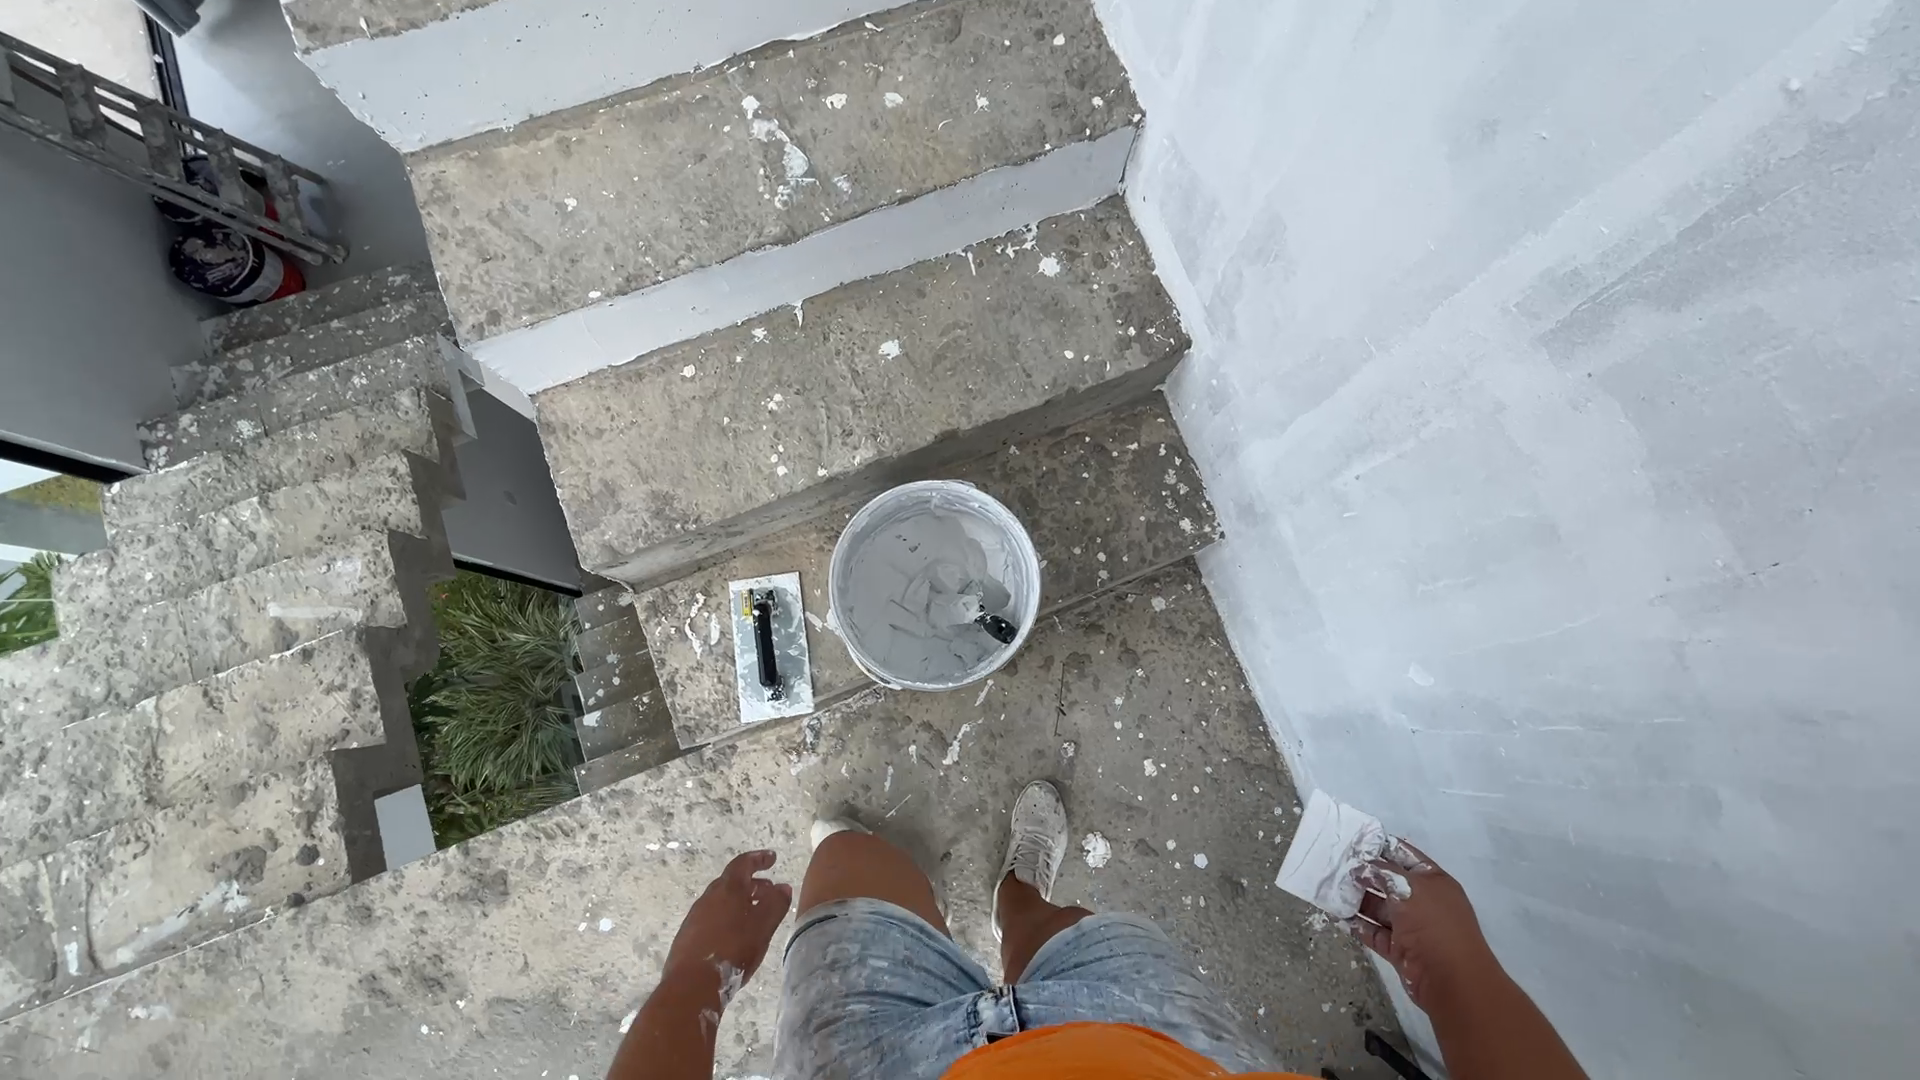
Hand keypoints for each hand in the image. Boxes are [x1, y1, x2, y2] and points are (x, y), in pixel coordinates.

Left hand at [662, 850, 793, 999]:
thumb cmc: (732, 950)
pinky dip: (726, 918)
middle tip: (768, 891)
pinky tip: (733, 936)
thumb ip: (776, 904)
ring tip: (753, 916)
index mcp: (728, 889)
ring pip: (721, 901)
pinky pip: (711, 918)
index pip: (743, 863)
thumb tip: (783, 887)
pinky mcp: (687, 937)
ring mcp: (695, 917)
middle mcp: (708, 897)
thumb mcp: (763, 926)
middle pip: (731, 882)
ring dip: (739, 902)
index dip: (759, 859)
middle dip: (751, 884)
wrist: (690, 987)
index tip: (772, 859)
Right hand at [1348, 841, 1501, 1010]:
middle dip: (1363, 874)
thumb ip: (1382, 871)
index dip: (1380, 846)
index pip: (1404, 856)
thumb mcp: (1408, 887)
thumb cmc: (1434, 924)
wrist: (1451, 981)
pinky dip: (1357, 924)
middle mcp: (1423, 902)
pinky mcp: (1400, 949)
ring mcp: (1411, 927)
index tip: (1352, 839)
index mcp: (1434, 883)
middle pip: (1388, 882)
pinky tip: (1337, 915)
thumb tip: (1360, 866)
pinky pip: (1374, 932)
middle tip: (1334, 864)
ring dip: (1356, 899)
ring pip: (1378, 907)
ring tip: (1330, 888)